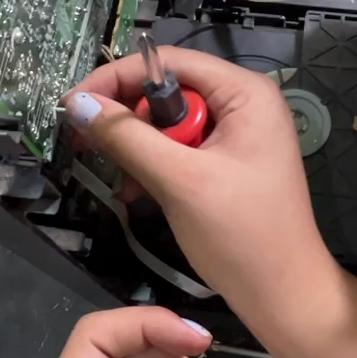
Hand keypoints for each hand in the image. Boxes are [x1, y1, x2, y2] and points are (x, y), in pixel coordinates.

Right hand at [63, 46, 334, 301]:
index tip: (72, 104)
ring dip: (139, 148)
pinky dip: (155, 166)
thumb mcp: (180, 181)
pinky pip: (180, 148)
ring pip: (168, 122)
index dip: (117, 77)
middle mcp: (243, 102)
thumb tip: (77, 104)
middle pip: (167, 89)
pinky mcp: (228, 161)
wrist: (284, 296)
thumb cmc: (242, 235)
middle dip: (128, 119)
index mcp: (245, 92)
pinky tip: (139, 193)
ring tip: (124, 182)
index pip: (168, 62)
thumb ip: (127, 138)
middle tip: (86, 144)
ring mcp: (237, 133)